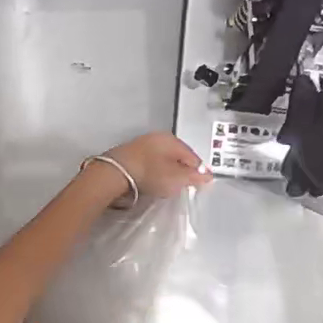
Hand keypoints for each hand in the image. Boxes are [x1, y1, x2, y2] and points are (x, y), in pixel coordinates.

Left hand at [91, 132, 211, 203]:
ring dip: (165, 171)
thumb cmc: (150, 173)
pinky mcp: (127, 155)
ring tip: (167, 185)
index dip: (198, 170)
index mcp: (171, 139)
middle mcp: (156, 137)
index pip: (192, 155)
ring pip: (160, 159)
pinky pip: (147, 164)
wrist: (114, 173)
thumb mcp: (177, 178)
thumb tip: (208, 176)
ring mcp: (140, 145)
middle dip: (181, 169)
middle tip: (184, 185)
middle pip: (176, 155)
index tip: (199, 183)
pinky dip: (151, 172)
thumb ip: (194, 177)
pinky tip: (150, 181)